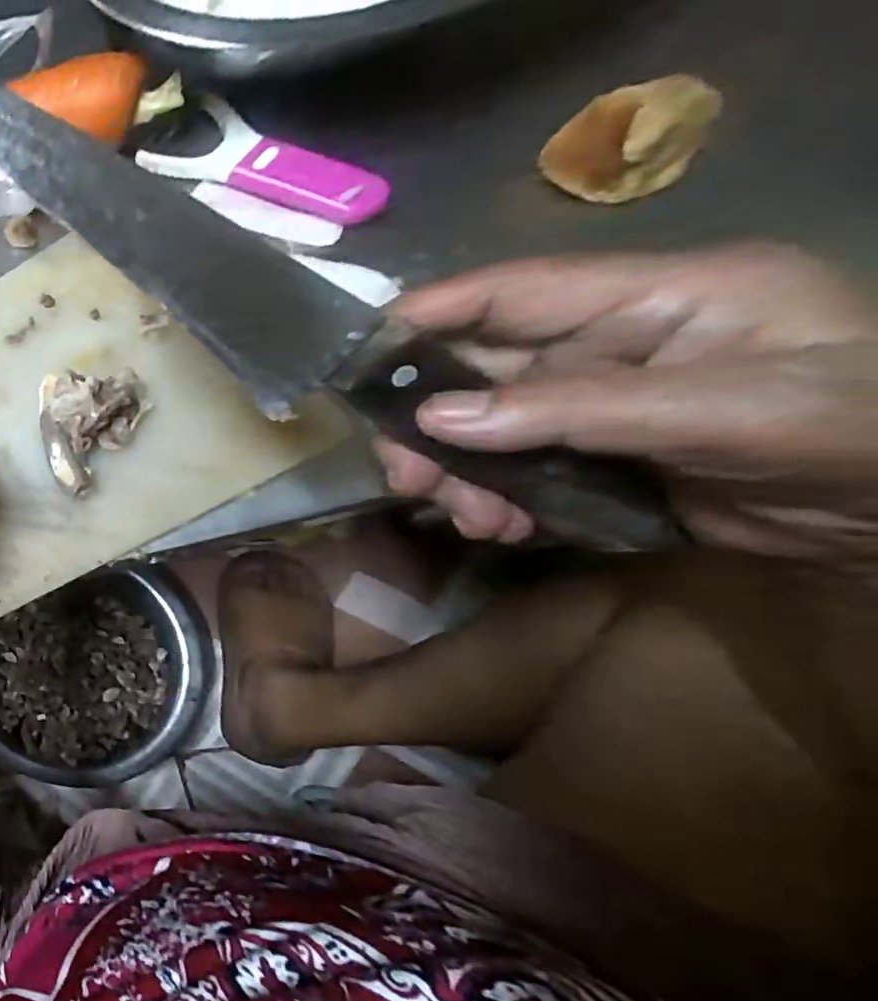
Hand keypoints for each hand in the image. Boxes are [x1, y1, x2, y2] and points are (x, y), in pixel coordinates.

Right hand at [375, 244, 877, 566]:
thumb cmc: (862, 432)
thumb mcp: (722, 410)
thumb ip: (571, 410)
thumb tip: (435, 420)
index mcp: (653, 297)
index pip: (511, 291)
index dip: (427, 312)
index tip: (354, 353)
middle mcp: (608, 342)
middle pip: (476, 370)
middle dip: (430, 427)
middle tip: (408, 479)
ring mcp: (594, 401)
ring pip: (479, 428)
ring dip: (457, 475)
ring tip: (471, 519)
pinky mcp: (590, 453)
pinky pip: (509, 470)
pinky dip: (492, 502)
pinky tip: (504, 529)